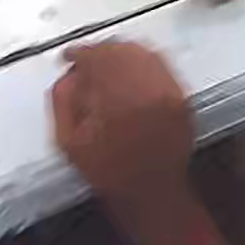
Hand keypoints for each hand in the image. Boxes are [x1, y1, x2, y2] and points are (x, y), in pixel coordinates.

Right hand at [50, 41, 194, 195]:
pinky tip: (129, 70)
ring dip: (119, 52)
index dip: (79, 53)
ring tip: (104, 62)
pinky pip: (160, 65)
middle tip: (84, 59)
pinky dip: (141, 61)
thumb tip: (69, 74)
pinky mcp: (182, 98)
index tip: (70, 55)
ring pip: (142, 52)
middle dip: (98, 51)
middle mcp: (150, 91)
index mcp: (119, 100)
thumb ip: (63, 100)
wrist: (153, 194)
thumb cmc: (111, 173)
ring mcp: (170, 93)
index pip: (97, 58)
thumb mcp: (69, 141)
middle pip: (120, 50)